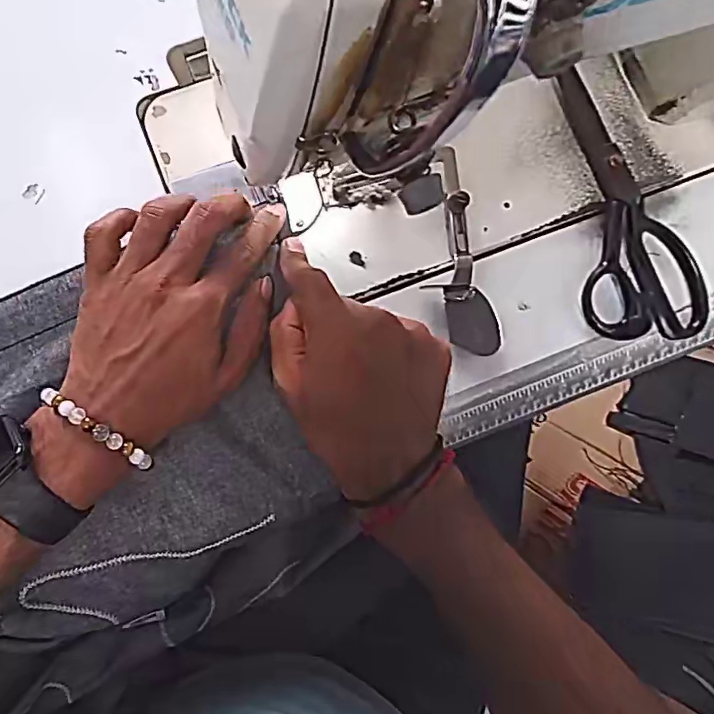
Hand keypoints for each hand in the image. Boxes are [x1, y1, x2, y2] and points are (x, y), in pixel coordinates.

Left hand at [30, 193, 283, 509]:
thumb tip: (263, 289)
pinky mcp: (99, 283)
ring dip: (181, 202)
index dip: (262, 228)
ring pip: (156, 216)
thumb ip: (251, 329)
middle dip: (229, 204)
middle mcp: (165, 285)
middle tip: (236, 208)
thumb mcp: (225, 377)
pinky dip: (120, 217)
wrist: (108, 416)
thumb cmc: (162, 401)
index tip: (269, 219)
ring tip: (192, 207)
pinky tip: (137, 221)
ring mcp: (129, 279)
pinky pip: (103, 234)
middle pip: (203, 220)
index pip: (241, 252)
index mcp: (201, 308)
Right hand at [269, 238, 451, 502]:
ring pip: (372, 319)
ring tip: (361, 377)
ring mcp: (406, 330)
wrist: (388, 461)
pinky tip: (384, 377)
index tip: (293, 251)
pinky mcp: (430, 342)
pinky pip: (399, 332)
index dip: (296, 263)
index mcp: (334, 327)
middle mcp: (374, 320)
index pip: (310, 279)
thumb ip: (283, 333)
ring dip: (364, 339)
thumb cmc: (340, 431)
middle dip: (332, 325)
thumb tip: (292, 307)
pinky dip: (391, 348)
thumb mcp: (289, 384)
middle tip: (332, 364)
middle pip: (341, 305)